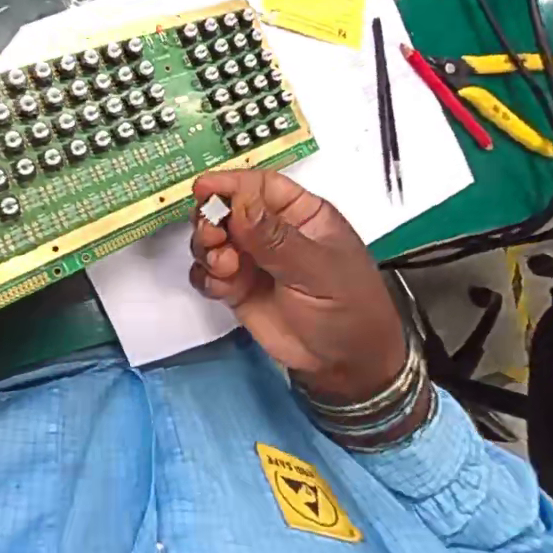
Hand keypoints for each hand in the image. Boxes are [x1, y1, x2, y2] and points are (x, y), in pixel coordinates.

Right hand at [189, 170, 406, 402]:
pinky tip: (221, 288)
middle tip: (212, 239)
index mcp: (301, 215)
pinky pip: (206, 272)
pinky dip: (205, 276)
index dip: (231, 184)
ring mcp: (250, 260)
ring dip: (207, 249)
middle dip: (211, 220)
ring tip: (224, 268)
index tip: (203, 189)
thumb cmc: (348, 310)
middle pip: (226, 209)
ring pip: (211, 239)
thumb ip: (275, 239)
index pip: (260, 187)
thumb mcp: (318, 271)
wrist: (344, 367)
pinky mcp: (234, 287)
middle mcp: (270, 232)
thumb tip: (239, 204)